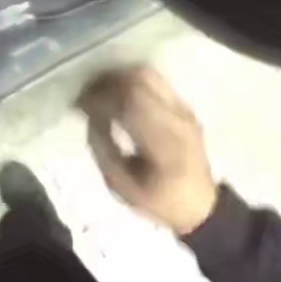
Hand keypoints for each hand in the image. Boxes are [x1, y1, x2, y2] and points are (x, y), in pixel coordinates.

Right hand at [77, 66, 217, 235]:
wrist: (201, 206)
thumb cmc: (158, 201)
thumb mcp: (122, 187)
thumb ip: (103, 150)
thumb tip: (90, 117)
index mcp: (164, 145)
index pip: (129, 105)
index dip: (100, 100)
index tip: (79, 105)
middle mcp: (177, 120)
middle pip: (137, 83)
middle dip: (105, 84)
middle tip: (85, 94)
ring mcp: (183, 110)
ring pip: (147, 75)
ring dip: (118, 77)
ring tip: (100, 89)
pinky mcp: (185, 106)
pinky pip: (155, 81)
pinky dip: (132, 81)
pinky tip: (118, 92)